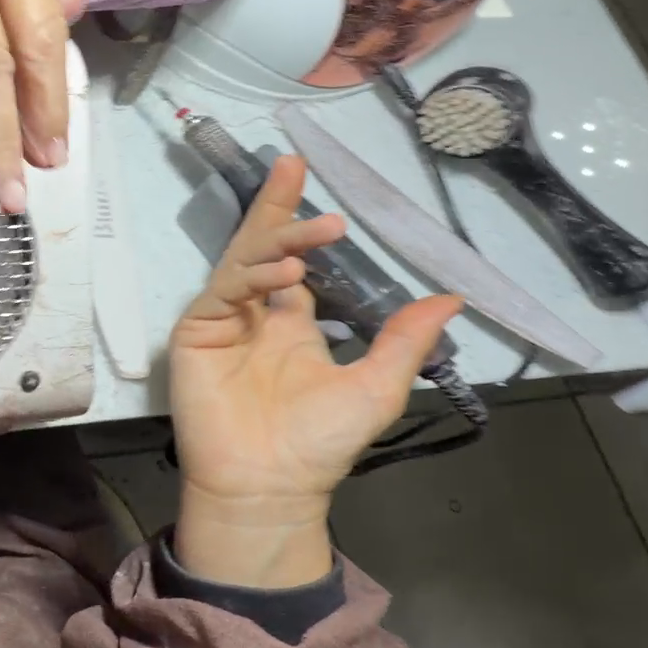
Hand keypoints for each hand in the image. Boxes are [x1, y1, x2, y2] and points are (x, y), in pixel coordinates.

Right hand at [168, 156, 461, 585]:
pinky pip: (222, 294)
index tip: (311, 182)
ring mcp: (222, 319)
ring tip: (319, 229)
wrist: (267, 481)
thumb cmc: (317, 441)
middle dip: (275, 205)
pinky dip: (251, 279)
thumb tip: (450, 297)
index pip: (292, 260)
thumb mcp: (375, 388)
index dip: (301, 223)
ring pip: (243, 262)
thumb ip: (403, 342)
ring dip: (276, 239)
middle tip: (292, 167)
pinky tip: (285, 272)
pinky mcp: (196, 330)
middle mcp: (254, 312)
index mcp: (291, 322)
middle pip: (260, 245)